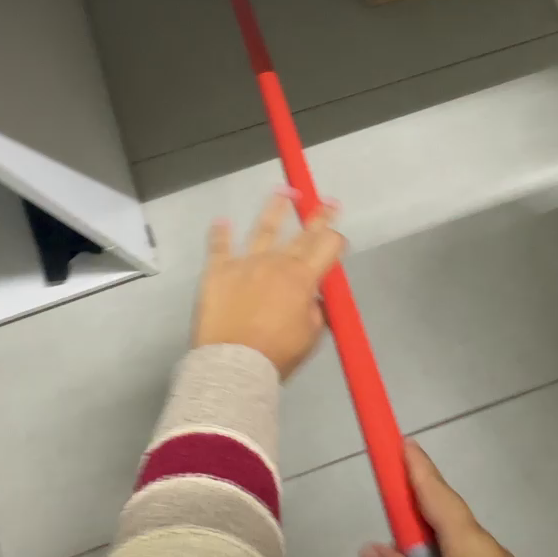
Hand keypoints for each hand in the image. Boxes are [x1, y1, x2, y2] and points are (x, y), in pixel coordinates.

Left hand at [192, 192, 346, 379]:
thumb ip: (315, 310)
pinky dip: (220, 233)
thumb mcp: (311, 335)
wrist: (234, 365)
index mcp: (303, 278)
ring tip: (282, 191)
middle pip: (303, 234)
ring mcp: (245, 263)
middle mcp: (276, 263)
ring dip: (275, 209)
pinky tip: (222, 221)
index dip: (337, 240)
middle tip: (328, 202)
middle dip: (319, 216)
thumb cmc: (277, 354)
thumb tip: (310, 297)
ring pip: (263, 229)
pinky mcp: (217, 271)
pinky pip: (219, 247)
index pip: (328, 247)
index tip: (339, 238)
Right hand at [360, 442, 557, 556]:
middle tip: (386, 501)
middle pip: (447, 520)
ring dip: (427, 548)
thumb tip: (376, 547)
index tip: (401, 441)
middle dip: (416, 509)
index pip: (438, 495)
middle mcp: (491, 555)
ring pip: (456, 551)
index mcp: (471, 548)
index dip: (416, 468)